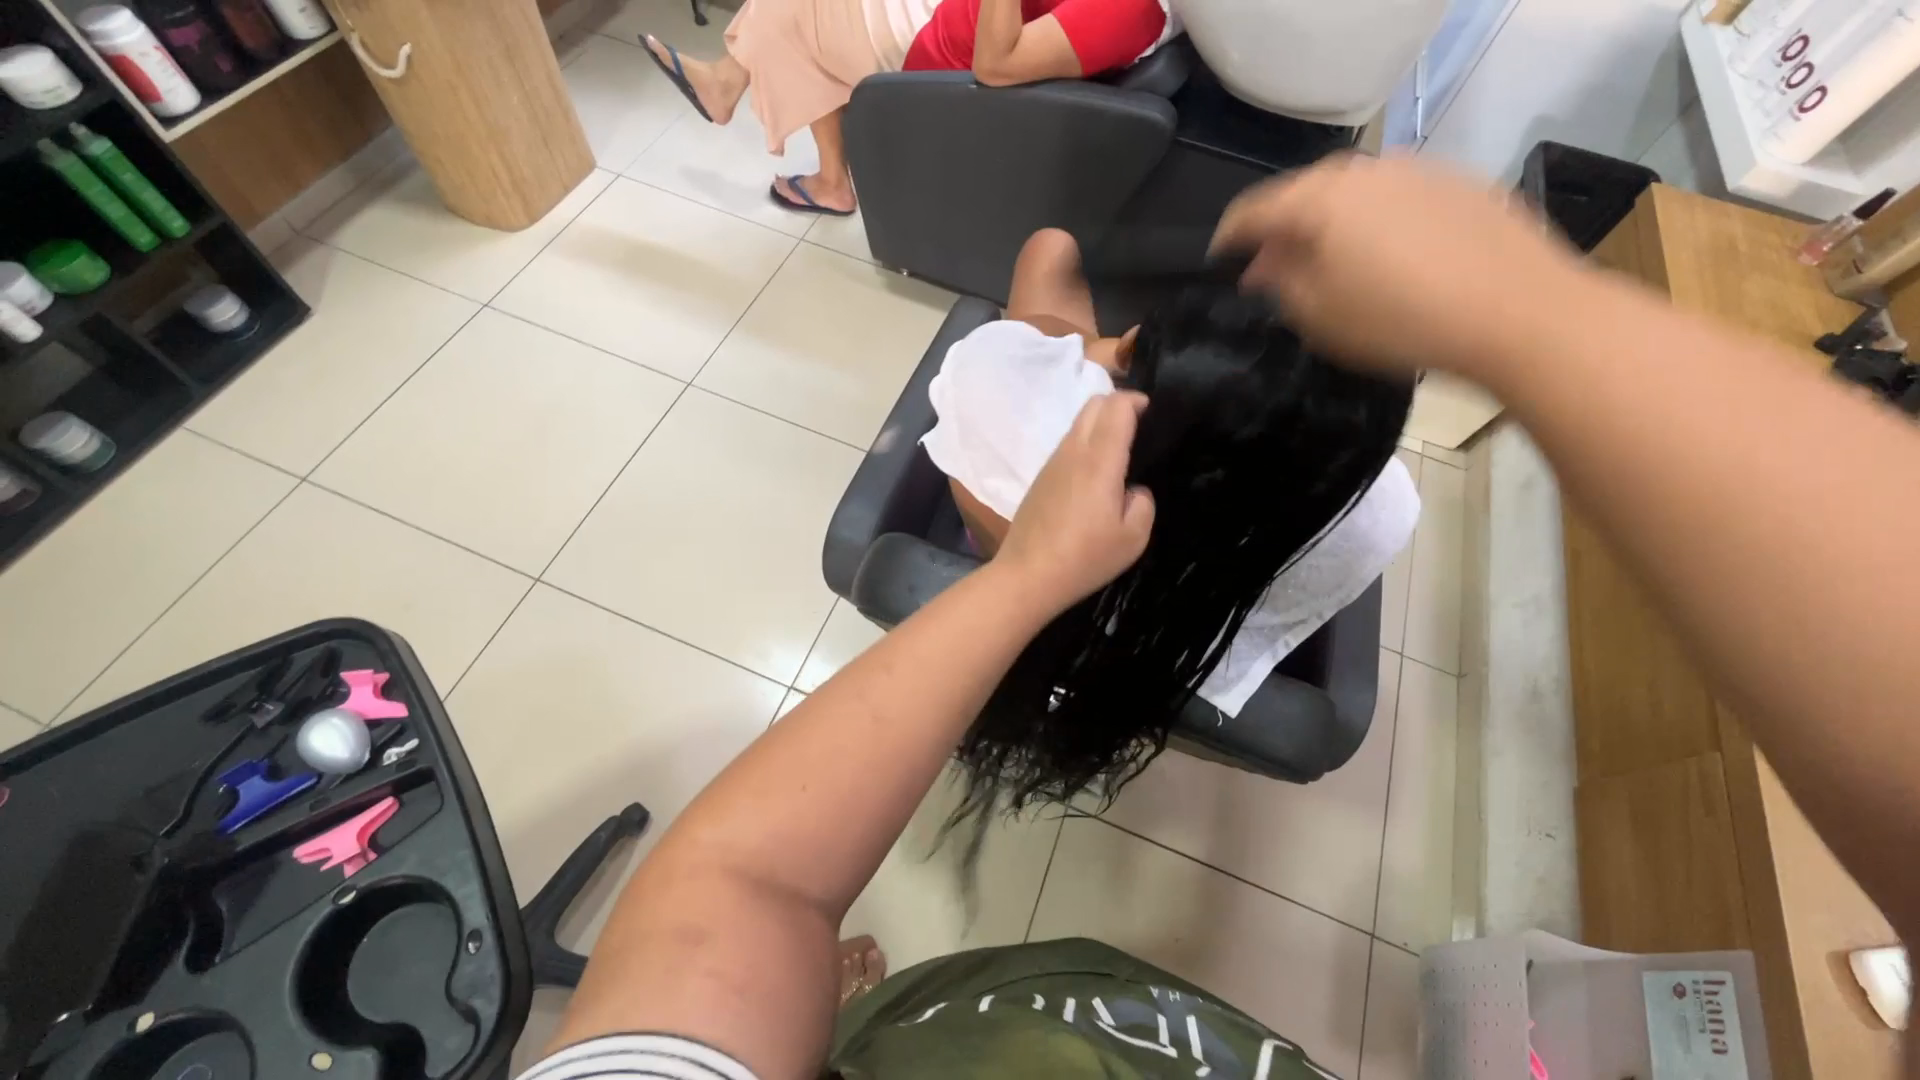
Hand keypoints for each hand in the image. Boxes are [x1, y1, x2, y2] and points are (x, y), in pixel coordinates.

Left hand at [995, 392, 1155, 612]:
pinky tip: (1096, 475)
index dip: (1138, 400)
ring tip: (1121, 451)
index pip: (1117, 406)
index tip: (1154, 413)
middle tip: (1140, 427)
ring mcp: (1052, 463)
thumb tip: (1132, 489)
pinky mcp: (1041, 478)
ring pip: (1078, 424)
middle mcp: (1073, 451)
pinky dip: (1086, 444)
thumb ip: (1143, 502)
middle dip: (1119, 404)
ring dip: (1100, 424)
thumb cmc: (1085, 556)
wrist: (1028, 574)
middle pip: (1094, 404)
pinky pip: (1067, 446)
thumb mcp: (1134, 537)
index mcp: (1100, 459)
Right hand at [1212, 154, 1586, 380]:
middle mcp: (1363, 170)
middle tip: (1274, 272)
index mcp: (1318, 199)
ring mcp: (1416, 171)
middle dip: (1282, 232)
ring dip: (1331, 226)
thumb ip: (1279, 282)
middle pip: (1302, 195)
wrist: (1521, 313)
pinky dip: (1376, 224)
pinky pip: (1396, 200)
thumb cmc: (1400, 321)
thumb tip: (1262, 263)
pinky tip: (1390, 262)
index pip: (1250, 210)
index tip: (1218, 265)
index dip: (1227, 239)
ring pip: (1352, 195)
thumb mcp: (1318, 316)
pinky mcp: (1459, 184)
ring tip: (1333, 268)